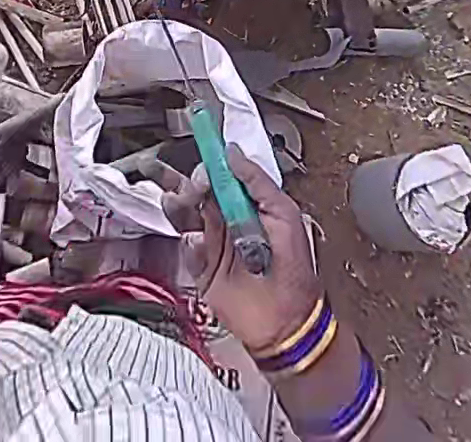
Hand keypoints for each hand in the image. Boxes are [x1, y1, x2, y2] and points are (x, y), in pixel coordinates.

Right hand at [155, 147, 323, 352]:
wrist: (286, 323)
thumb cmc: (293, 269)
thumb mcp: (285, 215)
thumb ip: (257, 182)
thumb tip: (232, 152)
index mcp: (245, 204)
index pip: (220, 174)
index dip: (209, 162)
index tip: (198, 149)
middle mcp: (225, 218)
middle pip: (195, 190)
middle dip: (189, 183)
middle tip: (195, 188)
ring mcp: (212, 241)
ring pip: (183, 213)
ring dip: (177, 204)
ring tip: (178, 204)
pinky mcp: (201, 265)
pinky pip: (185, 245)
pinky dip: (190, 243)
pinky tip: (200, 246)